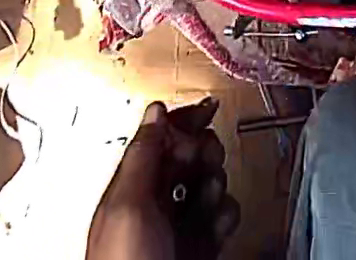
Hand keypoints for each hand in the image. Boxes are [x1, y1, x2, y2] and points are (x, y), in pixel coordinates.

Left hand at [87, 99, 240, 259]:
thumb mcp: (128, 205)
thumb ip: (143, 153)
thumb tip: (156, 109)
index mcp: (130, 186)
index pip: (159, 136)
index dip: (183, 121)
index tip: (206, 111)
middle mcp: (153, 204)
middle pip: (188, 157)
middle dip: (204, 151)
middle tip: (207, 160)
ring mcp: (178, 228)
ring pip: (207, 184)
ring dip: (217, 182)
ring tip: (213, 195)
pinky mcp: (200, 250)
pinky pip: (220, 219)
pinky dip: (226, 214)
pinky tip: (222, 222)